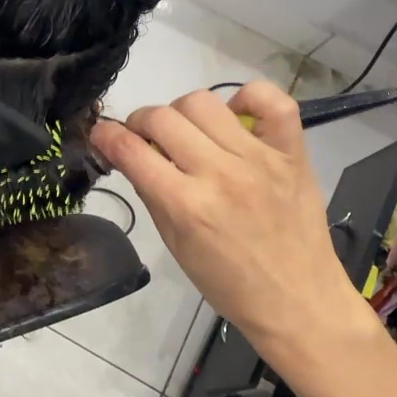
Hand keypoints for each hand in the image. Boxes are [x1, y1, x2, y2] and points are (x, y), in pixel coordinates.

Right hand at [91, 82, 372, 363]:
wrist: (297, 300)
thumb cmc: (226, 281)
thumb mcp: (173, 243)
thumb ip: (151, 193)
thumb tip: (130, 156)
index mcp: (185, 204)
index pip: (130, 149)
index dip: (105, 135)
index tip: (100, 135)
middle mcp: (219, 174)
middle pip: (162, 118)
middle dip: (140, 122)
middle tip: (143, 138)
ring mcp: (259, 159)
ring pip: (203, 103)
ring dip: (181, 112)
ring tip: (186, 132)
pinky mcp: (292, 152)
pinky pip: (273, 101)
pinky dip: (247, 97)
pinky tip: (234, 116)